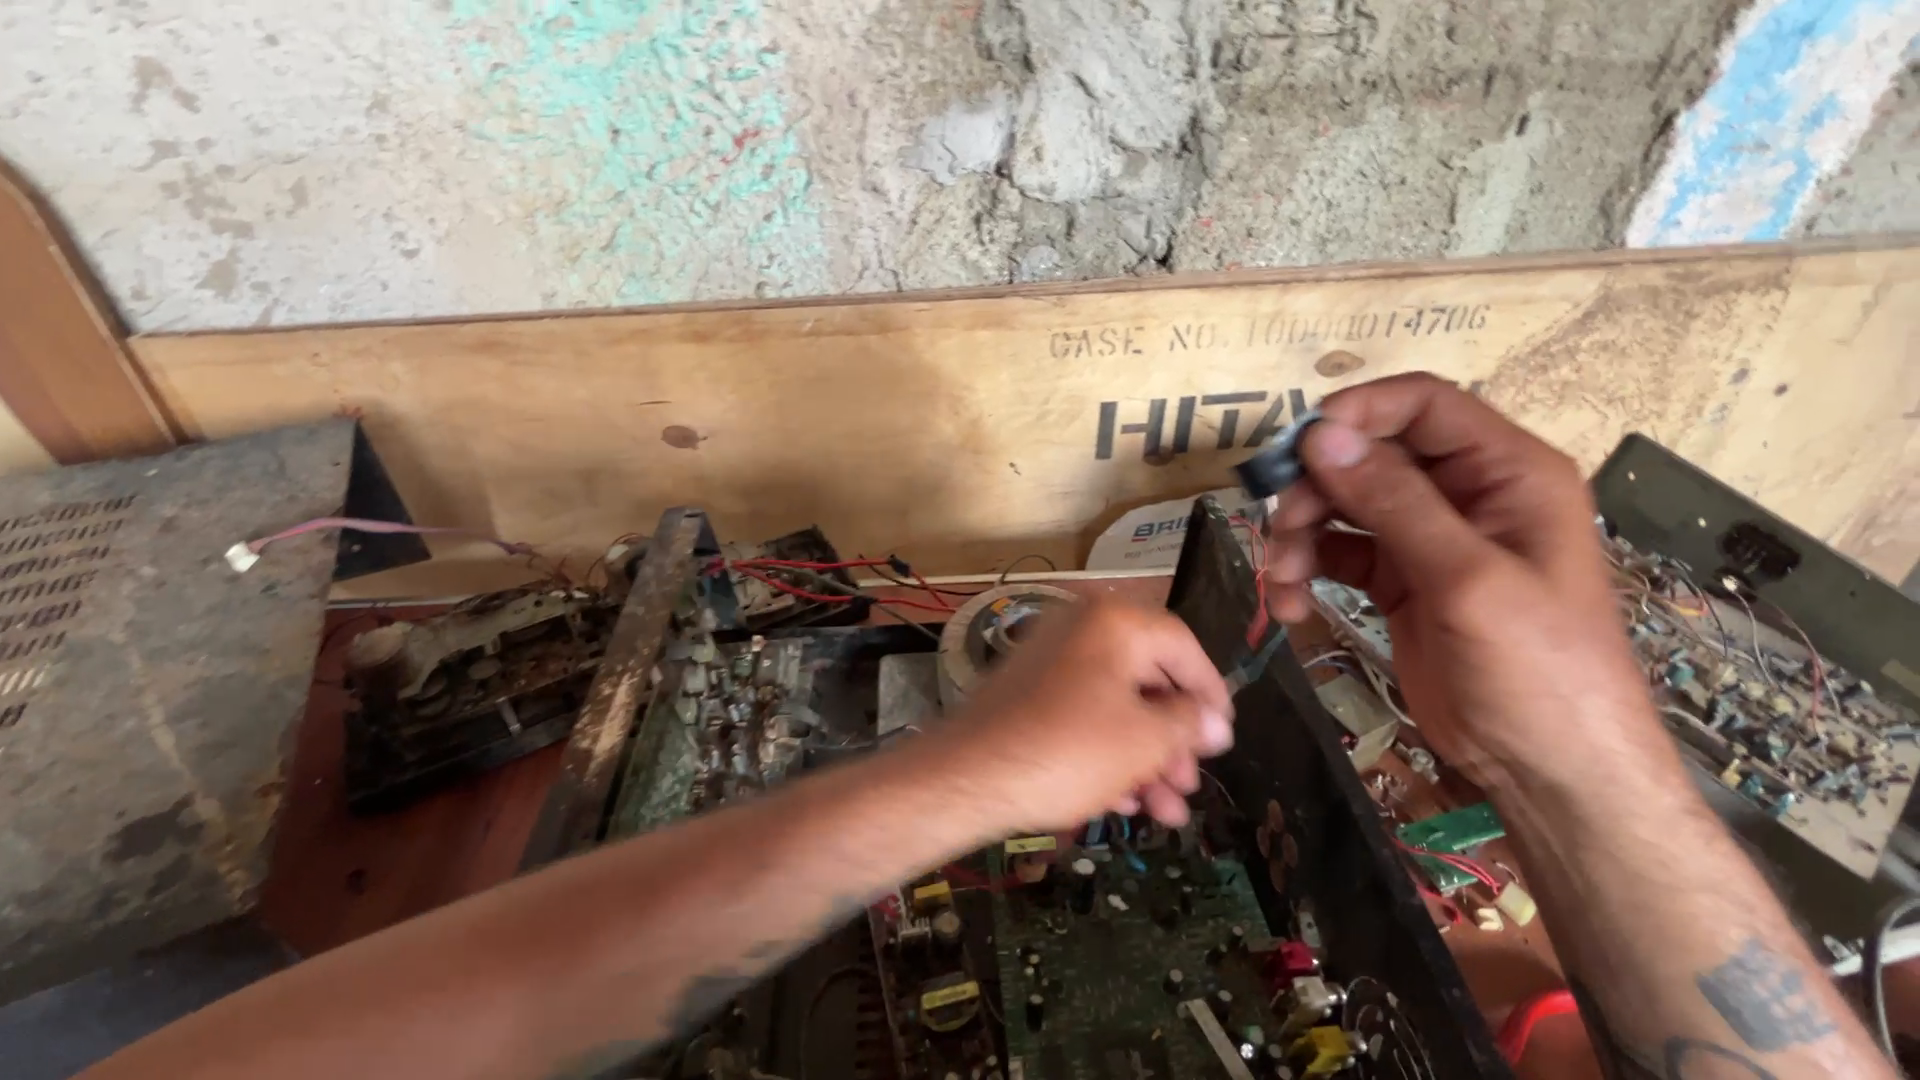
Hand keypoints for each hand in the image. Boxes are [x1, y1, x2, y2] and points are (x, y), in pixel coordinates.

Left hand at [931, 599, 1233, 831]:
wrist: (969, 776)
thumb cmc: (1068, 751)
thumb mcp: (1144, 741)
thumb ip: (1187, 724)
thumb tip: (1213, 720)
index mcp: (1114, 622)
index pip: (1183, 645)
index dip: (1211, 692)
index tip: (1224, 735)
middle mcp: (1081, 629)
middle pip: (1148, 680)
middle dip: (1174, 741)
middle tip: (1192, 784)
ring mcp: (1050, 660)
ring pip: (1115, 705)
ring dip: (1145, 758)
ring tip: (1166, 812)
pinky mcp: (1028, 693)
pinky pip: (1081, 715)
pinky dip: (1106, 753)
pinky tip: (1121, 802)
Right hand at [1264, 373, 1660, 789]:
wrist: (1546, 770)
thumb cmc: (1536, 669)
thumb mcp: (1465, 578)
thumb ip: (1393, 502)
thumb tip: (1319, 436)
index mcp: (1505, 472)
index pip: (1423, 406)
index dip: (1357, 413)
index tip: (1296, 447)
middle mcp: (1464, 494)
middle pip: (1368, 457)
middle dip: (1316, 490)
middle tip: (1280, 530)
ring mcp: (1427, 540)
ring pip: (1342, 506)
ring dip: (1301, 536)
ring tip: (1284, 581)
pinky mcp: (1397, 581)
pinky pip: (1336, 554)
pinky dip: (1306, 573)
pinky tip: (1293, 607)